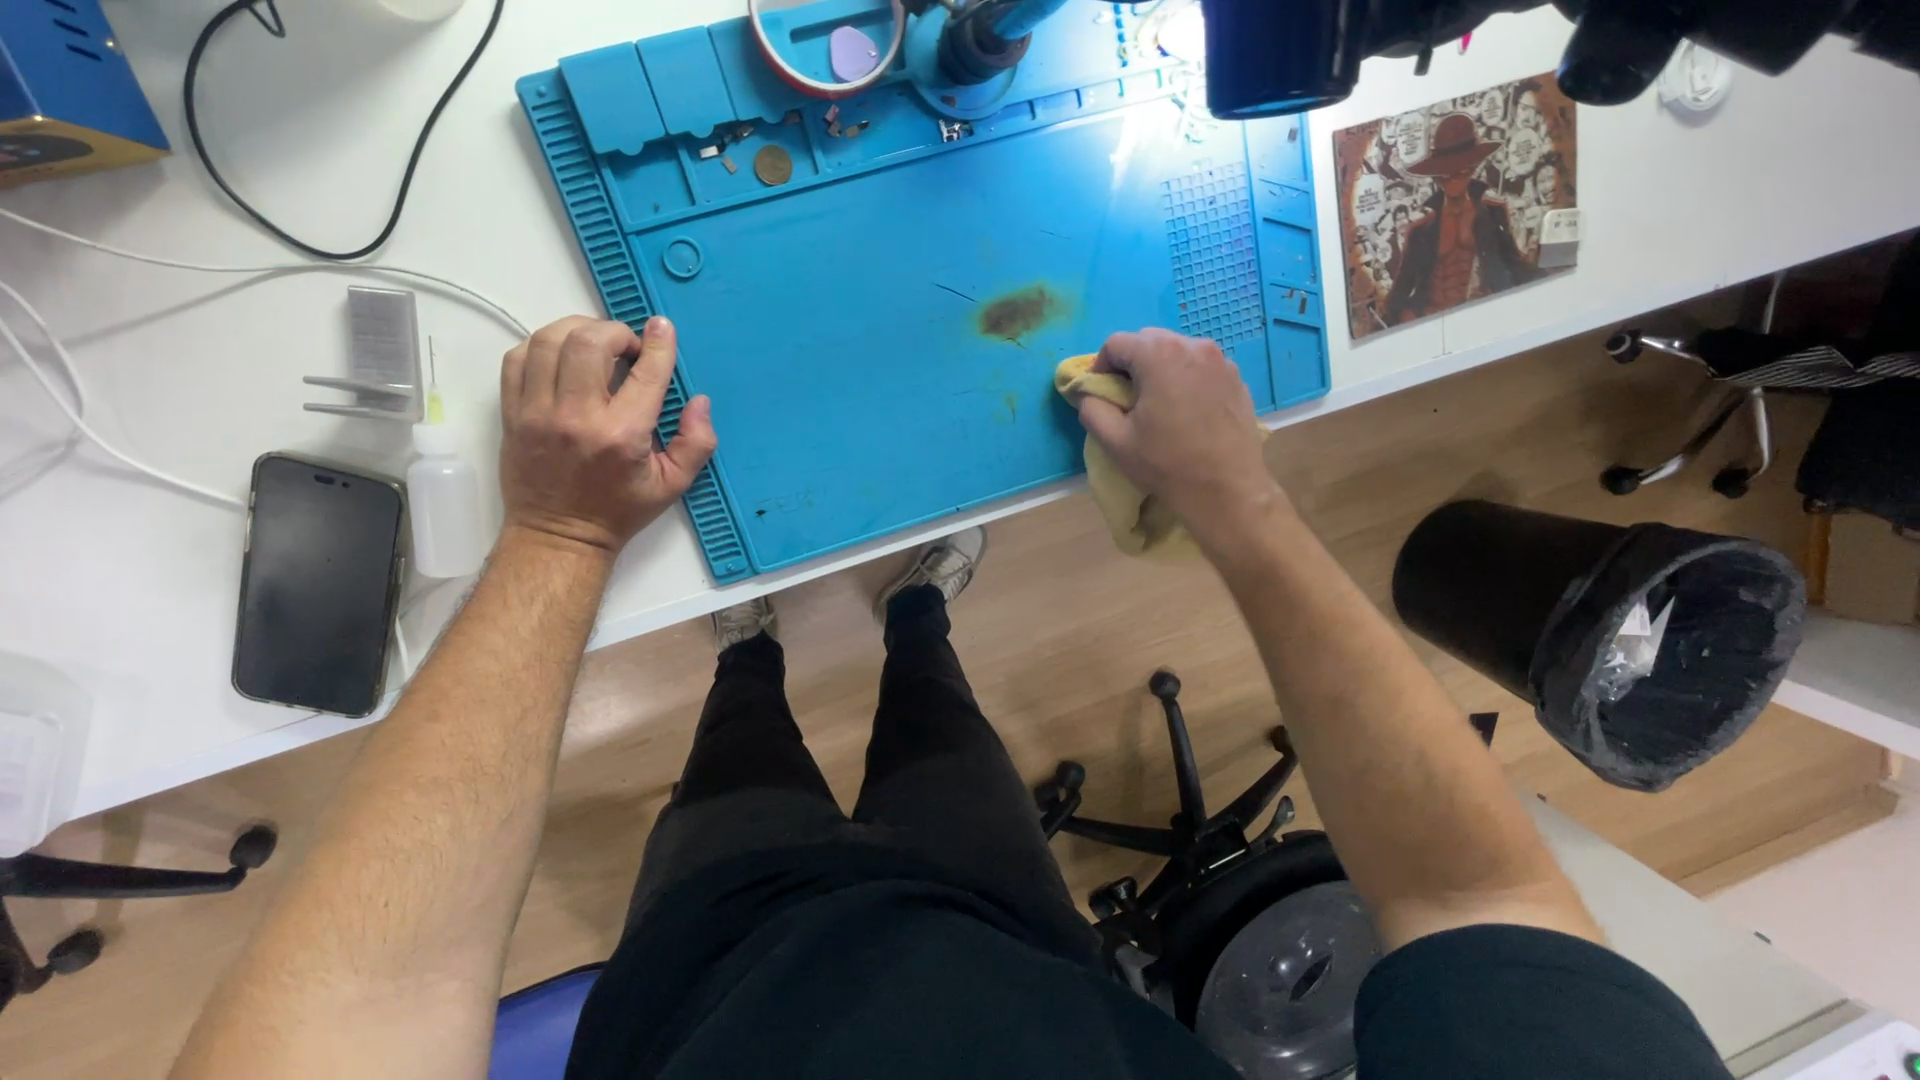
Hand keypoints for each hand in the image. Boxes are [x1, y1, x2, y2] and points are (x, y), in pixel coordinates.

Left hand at [498, 316, 716, 553]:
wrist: (558, 536)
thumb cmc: (619, 511)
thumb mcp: (674, 485)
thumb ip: (697, 443)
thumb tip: (699, 402)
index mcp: (622, 436)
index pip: (644, 373)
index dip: (658, 344)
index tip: (662, 328)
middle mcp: (577, 417)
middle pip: (589, 341)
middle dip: (615, 332)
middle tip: (627, 347)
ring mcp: (537, 412)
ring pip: (548, 341)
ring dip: (577, 331)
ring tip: (594, 344)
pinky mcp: (512, 413)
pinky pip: (517, 358)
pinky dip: (541, 347)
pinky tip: (561, 358)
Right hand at [1075, 328, 1283, 546]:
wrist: (1226, 489)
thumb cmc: (1166, 464)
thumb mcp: (1115, 441)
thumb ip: (1091, 409)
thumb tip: (1088, 394)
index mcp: (1159, 355)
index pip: (1116, 343)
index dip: (1101, 365)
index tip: (1102, 392)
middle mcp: (1192, 346)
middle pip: (1148, 340)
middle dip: (1131, 363)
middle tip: (1128, 397)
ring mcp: (1220, 360)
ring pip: (1177, 350)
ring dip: (1159, 367)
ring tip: (1158, 402)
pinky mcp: (1236, 377)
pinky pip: (1200, 365)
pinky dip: (1186, 376)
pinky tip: (1186, 408)